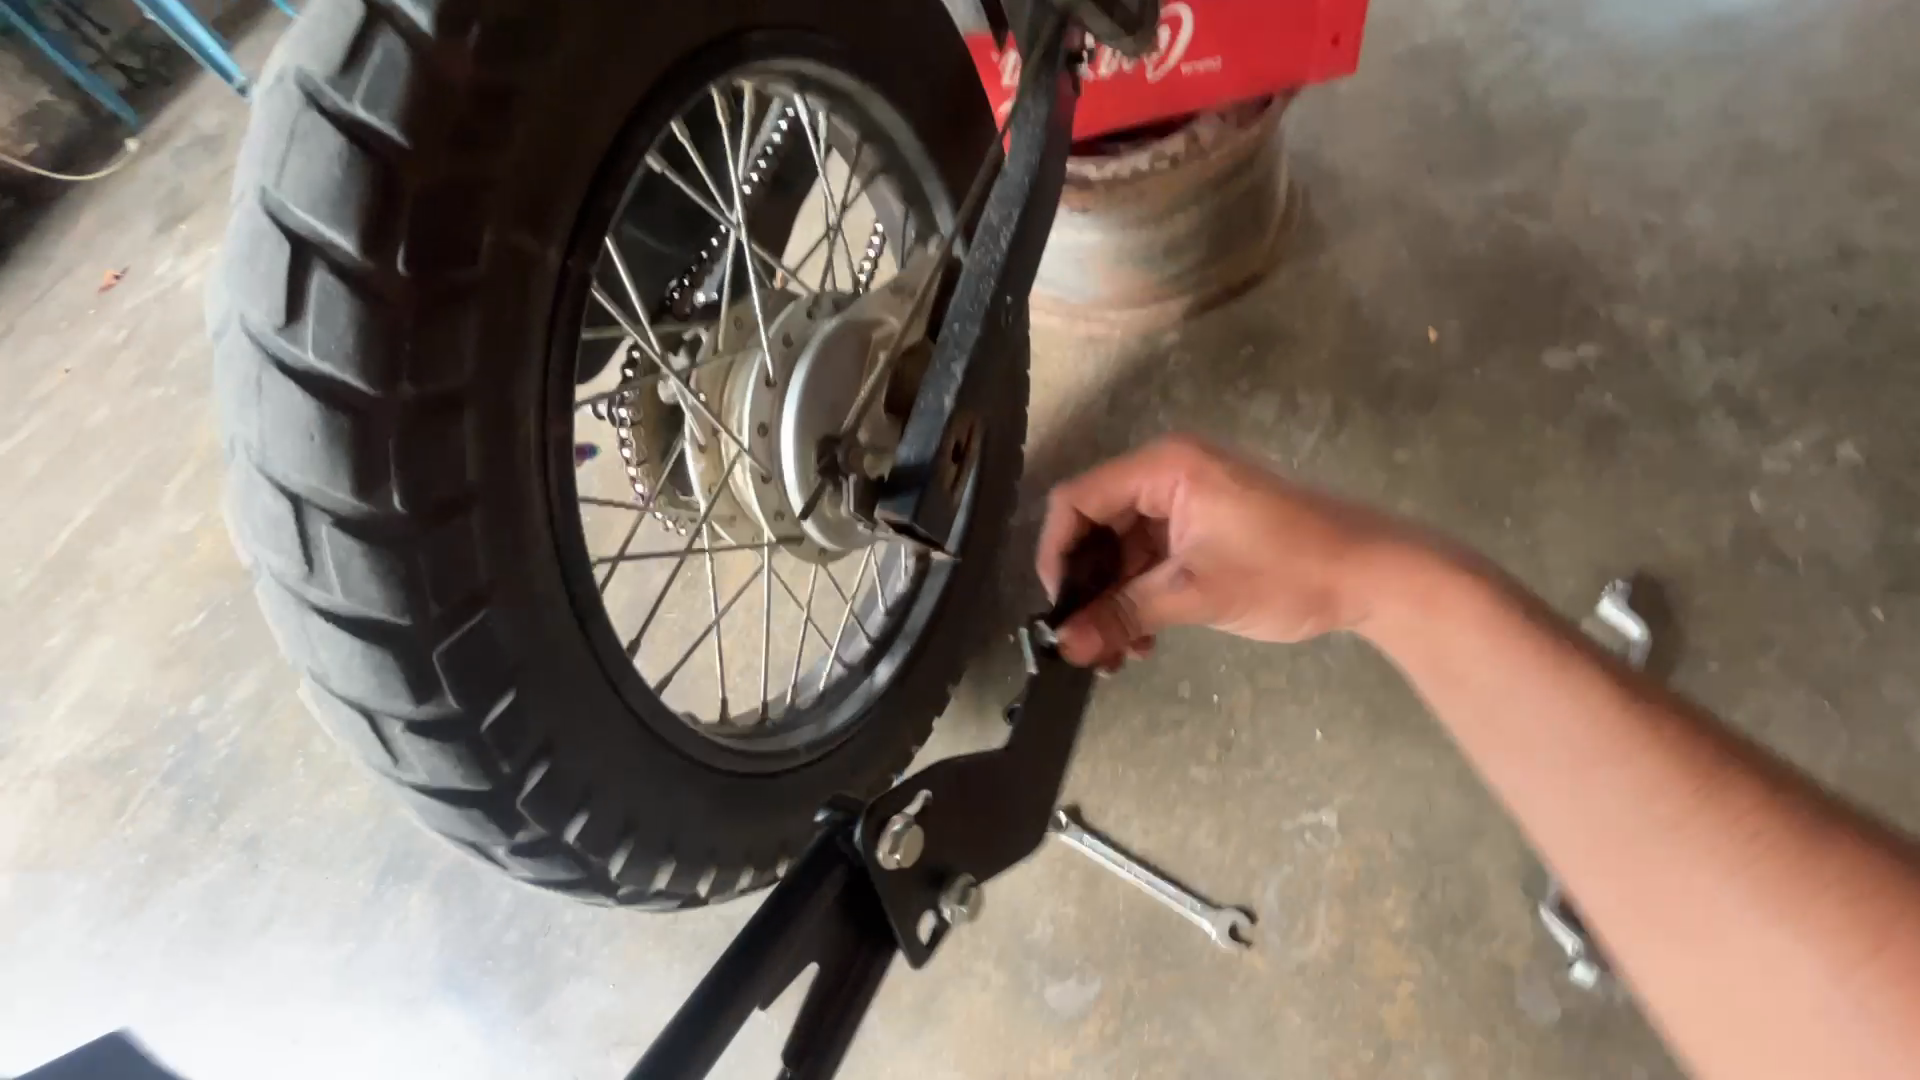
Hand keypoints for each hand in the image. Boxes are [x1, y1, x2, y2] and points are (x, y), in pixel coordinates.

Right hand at [1036, 435, 1411, 667]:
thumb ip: (1123, 615)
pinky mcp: (1201, 528)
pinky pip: (1150, 560)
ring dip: (1114, 602)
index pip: (1078, 500)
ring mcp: (1185, 502)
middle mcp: (1167, 475)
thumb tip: (1062, 647)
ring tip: (1114, 655)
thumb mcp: (1196, 593)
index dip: (1057, 553)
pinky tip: (1142, 642)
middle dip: (1088, 587)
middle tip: (1083, 640)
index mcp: (1164, 468)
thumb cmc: (1288, 570)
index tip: (1057, 607)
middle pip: (1096, 527)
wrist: (1377, 576)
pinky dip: (1140, 598)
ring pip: (1121, 551)